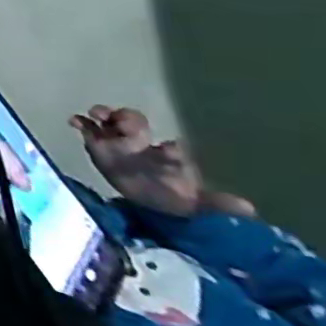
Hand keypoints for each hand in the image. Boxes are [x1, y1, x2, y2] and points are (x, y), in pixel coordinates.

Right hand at [70, 106, 255, 218]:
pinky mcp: (98, 145)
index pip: (171, 149)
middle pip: (136, 124)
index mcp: (169, 158)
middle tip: (124, 125)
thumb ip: (219, 204)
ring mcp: (118, 142)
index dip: (171, 149)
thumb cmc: (178, 200)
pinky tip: (74, 122)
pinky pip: (87, 129)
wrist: (153, 203)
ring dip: (104, 115)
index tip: (168, 149)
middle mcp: (143, 145)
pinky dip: (81, 123)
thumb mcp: (201, 205)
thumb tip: (250, 210)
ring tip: (96, 115)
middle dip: (130, 121)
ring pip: (111, 121)